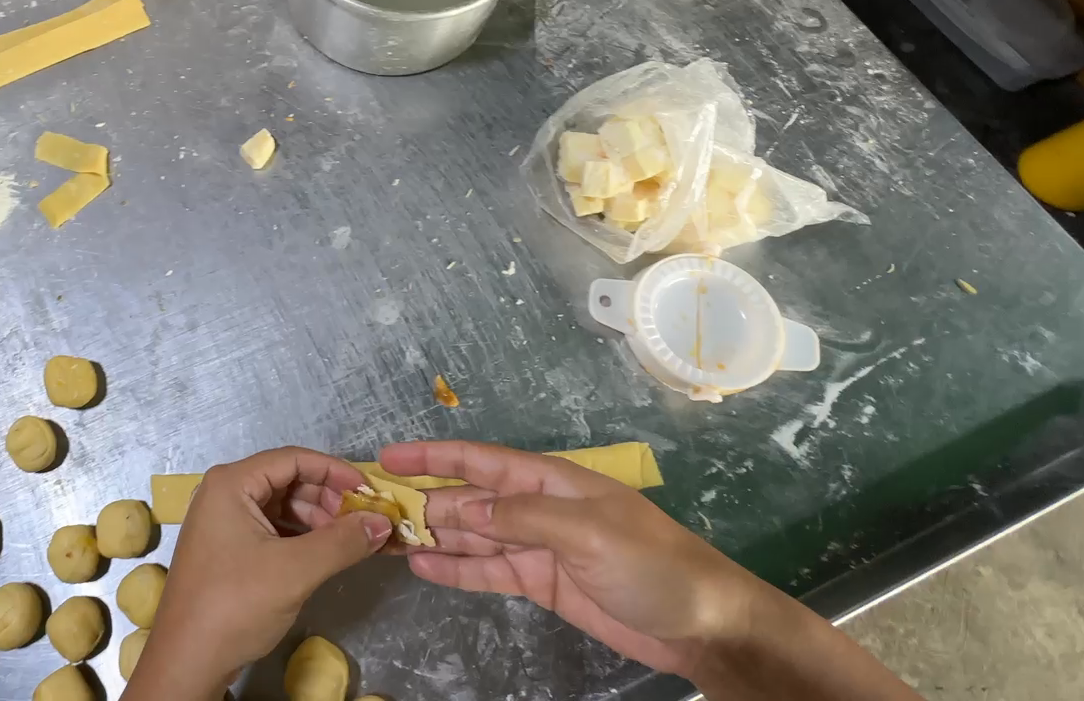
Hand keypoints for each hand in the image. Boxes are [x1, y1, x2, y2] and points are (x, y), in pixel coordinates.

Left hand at [124, 448, 393, 699]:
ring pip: (282, 505)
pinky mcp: (229, 547)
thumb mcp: (294, 571)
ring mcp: (225, 520)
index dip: (334, 470)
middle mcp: (226, 492)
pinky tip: (327, 553)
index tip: (369, 491)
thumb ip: (341, 542)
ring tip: (352, 540)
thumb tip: (382, 523)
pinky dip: (301, 536)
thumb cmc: (235, 604)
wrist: (187, 661)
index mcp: (232, 482)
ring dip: (318, 519)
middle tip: (365, 521)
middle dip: (329, 498)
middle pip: (287, 479)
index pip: (293, 459)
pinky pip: (272, 527)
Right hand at [383, 441, 766, 677]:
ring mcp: (534, 546)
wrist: (707, 627)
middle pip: (467, 497)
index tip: (388, 455)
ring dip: (433, 534)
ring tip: (388, 538)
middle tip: (376, 509)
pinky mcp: (539, 582)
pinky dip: (455, 568)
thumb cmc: (653, 563)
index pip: (478, 461)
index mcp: (546, 480)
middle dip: (424, 498)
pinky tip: (423, 566)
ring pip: (471, 534)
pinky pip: (488, 571)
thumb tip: (461, 505)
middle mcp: (533, 506)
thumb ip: (521, 516)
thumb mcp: (587, 531)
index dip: (433, 456)